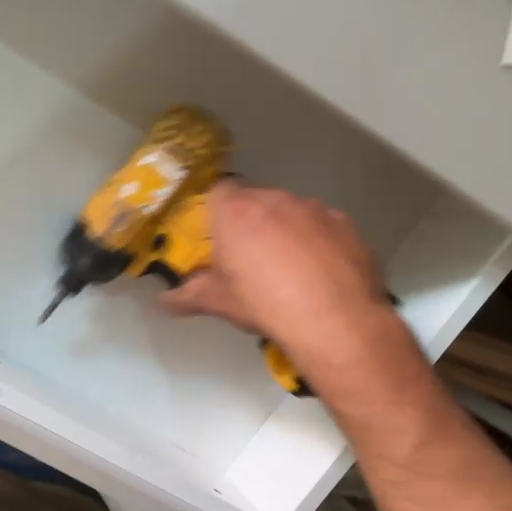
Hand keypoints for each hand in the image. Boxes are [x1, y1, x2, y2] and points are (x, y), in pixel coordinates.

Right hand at [161, 180, 410, 380]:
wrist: (335, 320)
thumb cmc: (264, 304)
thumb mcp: (217, 302)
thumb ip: (187, 296)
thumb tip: (165, 300)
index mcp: (235, 211)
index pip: (218, 190)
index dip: (216, 211)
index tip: (216, 235)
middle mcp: (275, 199)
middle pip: (255, 199)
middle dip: (249, 221)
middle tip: (247, 257)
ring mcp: (314, 208)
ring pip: (290, 211)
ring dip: (284, 230)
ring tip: (286, 268)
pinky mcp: (346, 223)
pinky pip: (322, 225)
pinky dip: (316, 240)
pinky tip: (317, 271)